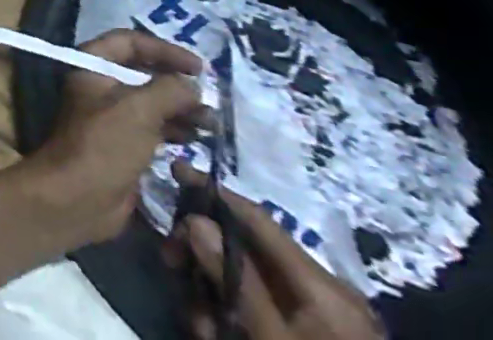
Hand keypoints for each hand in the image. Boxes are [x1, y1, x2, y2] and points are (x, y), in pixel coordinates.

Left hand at [16, 29, 205, 248]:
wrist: (79, 195)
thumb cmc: (104, 144)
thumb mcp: (139, 109)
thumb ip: (169, 90)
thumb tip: (192, 85)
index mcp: (92, 67)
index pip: (128, 41)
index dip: (163, 49)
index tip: (199, 67)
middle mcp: (99, 86)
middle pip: (142, 71)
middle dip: (177, 82)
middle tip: (211, 99)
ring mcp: (111, 116)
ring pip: (151, 101)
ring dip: (181, 108)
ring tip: (211, 122)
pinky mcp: (123, 143)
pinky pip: (153, 127)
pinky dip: (175, 128)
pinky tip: (197, 137)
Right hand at [164, 164, 384, 339]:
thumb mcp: (270, 338)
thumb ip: (236, 280)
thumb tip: (196, 220)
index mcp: (321, 285)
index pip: (259, 220)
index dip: (216, 191)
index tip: (176, 169)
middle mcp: (323, 290)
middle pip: (248, 249)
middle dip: (203, 254)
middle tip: (169, 263)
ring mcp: (322, 314)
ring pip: (249, 280)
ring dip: (213, 294)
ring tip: (199, 326)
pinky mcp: (316, 332)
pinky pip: (264, 306)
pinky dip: (234, 313)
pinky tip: (214, 333)